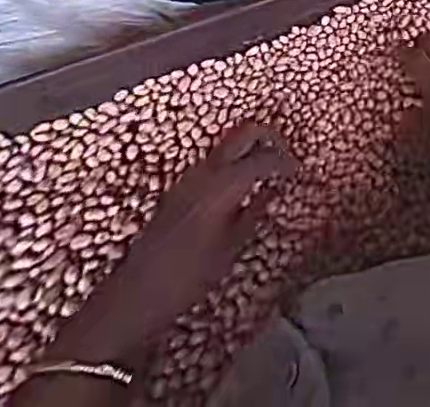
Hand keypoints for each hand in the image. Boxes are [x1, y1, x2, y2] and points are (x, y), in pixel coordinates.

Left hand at [44, 123, 292, 365]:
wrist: (131, 299)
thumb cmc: (187, 278)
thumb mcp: (232, 247)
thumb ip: (255, 210)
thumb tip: (272, 189)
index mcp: (224, 184)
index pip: (266, 157)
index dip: (286, 162)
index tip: (297, 171)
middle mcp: (206, 171)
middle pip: (245, 131)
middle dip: (270, 137)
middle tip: (284, 157)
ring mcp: (188, 177)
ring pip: (228, 143)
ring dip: (250, 148)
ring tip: (266, 172)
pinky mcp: (179, 188)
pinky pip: (213, 161)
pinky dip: (233, 163)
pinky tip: (240, 187)